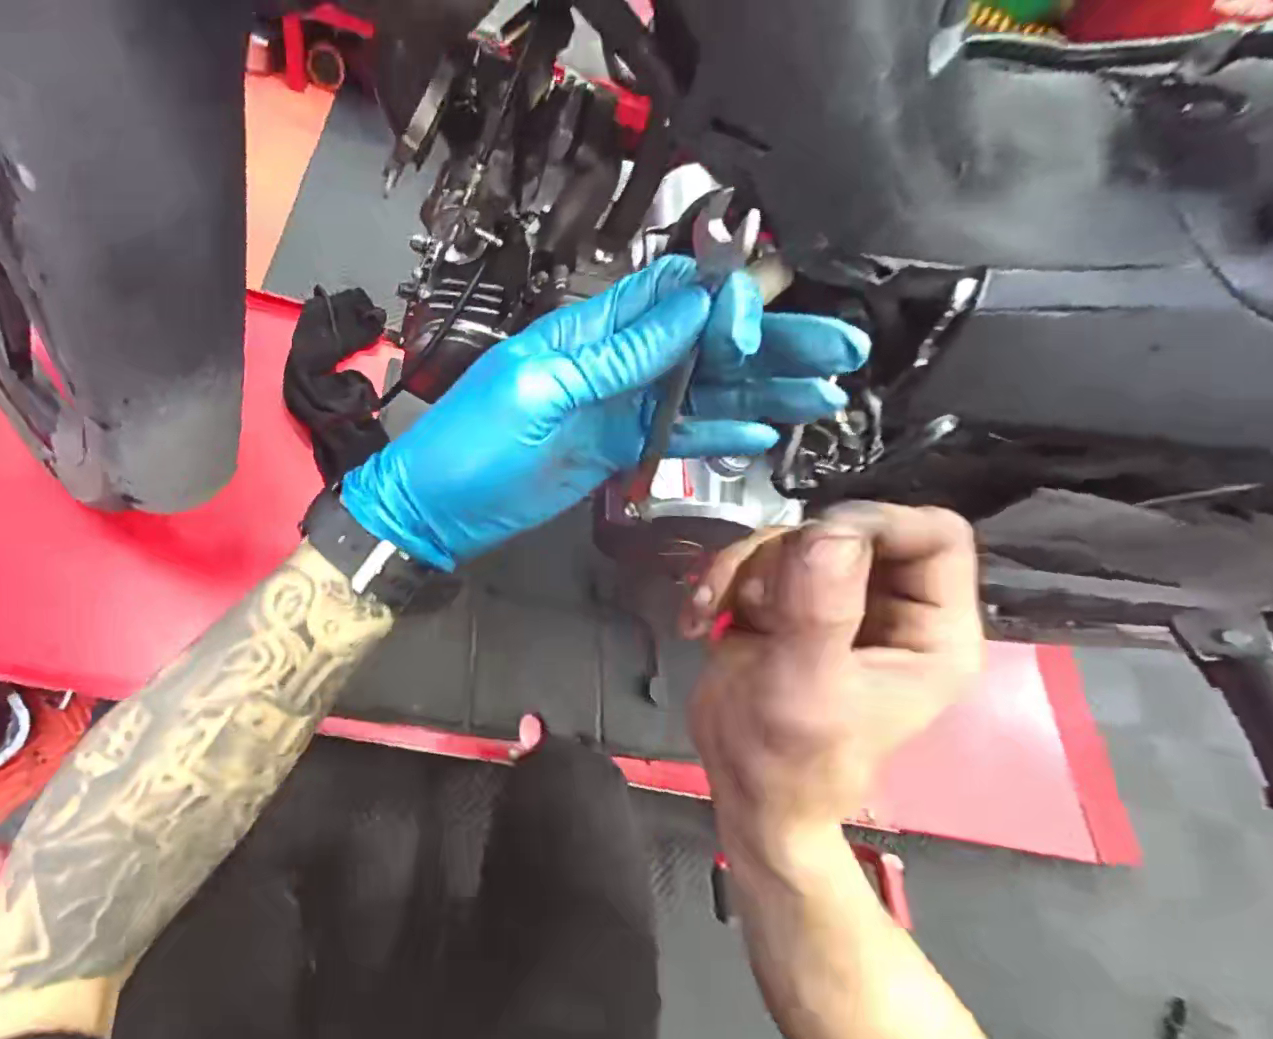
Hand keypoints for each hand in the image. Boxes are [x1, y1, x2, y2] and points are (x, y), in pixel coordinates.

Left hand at [340, 255, 869, 568]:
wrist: (437, 509)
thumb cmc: (468, 446)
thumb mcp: (538, 392)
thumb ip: (616, 356)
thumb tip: (687, 310)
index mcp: (587, 335)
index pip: (670, 296)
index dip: (723, 301)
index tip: (761, 322)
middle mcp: (611, 363)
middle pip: (702, 342)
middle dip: (770, 343)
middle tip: (836, 350)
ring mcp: (617, 408)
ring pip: (701, 389)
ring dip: (762, 389)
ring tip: (820, 392)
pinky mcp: (616, 448)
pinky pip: (677, 432)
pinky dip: (719, 430)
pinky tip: (762, 430)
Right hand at [681, 504, 983, 871]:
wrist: (744, 791)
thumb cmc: (791, 759)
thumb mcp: (808, 689)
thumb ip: (821, 611)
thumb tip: (826, 531)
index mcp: (929, 629)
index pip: (932, 535)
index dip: (875, 524)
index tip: (810, 545)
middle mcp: (886, 607)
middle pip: (847, 529)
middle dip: (786, 555)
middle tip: (752, 601)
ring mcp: (829, 602)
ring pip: (790, 541)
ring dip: (740, 569)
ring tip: (712, 613)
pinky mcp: (780, 605)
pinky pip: (751, 562)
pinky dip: (718, 582)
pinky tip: (699, 622)